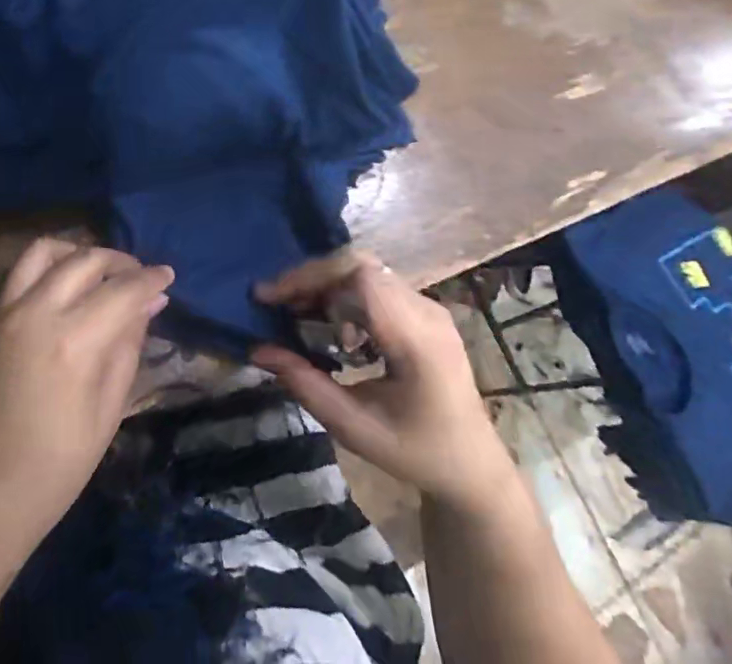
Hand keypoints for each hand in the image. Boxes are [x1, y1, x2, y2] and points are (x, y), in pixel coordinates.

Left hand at [0, 239, 172, 569]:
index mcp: (71, 342)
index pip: (123, 290)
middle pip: (85, 260)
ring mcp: (3, 315)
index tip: (169, 276)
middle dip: (121, 262)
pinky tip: (68, 291)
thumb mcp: (106, 414)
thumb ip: (127, 348)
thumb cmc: (52, 474)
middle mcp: (34, 314)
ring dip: (80, 253)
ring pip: (45, 252)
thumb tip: (150, 304)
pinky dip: (51, 267)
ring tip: (102, 275)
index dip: (152, 280)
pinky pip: (20, 273)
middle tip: (142, 279)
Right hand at [251, 251, 518, 510]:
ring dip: (325, 286)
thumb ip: (306, 385)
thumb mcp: (354, 428)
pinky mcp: (424, 313)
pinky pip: (377, 287)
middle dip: (311, 278)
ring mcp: (429, 308)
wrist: (473, 466)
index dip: (311, 277)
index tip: (270, 298)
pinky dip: (344, 296)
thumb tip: (258, 350)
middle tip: (275, 304)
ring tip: (294, 315)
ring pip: (367, 272)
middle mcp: (427, 311)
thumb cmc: (416, 453)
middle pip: (360, 266)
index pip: (362, 276)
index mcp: (417, 339)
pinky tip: (328, 327)